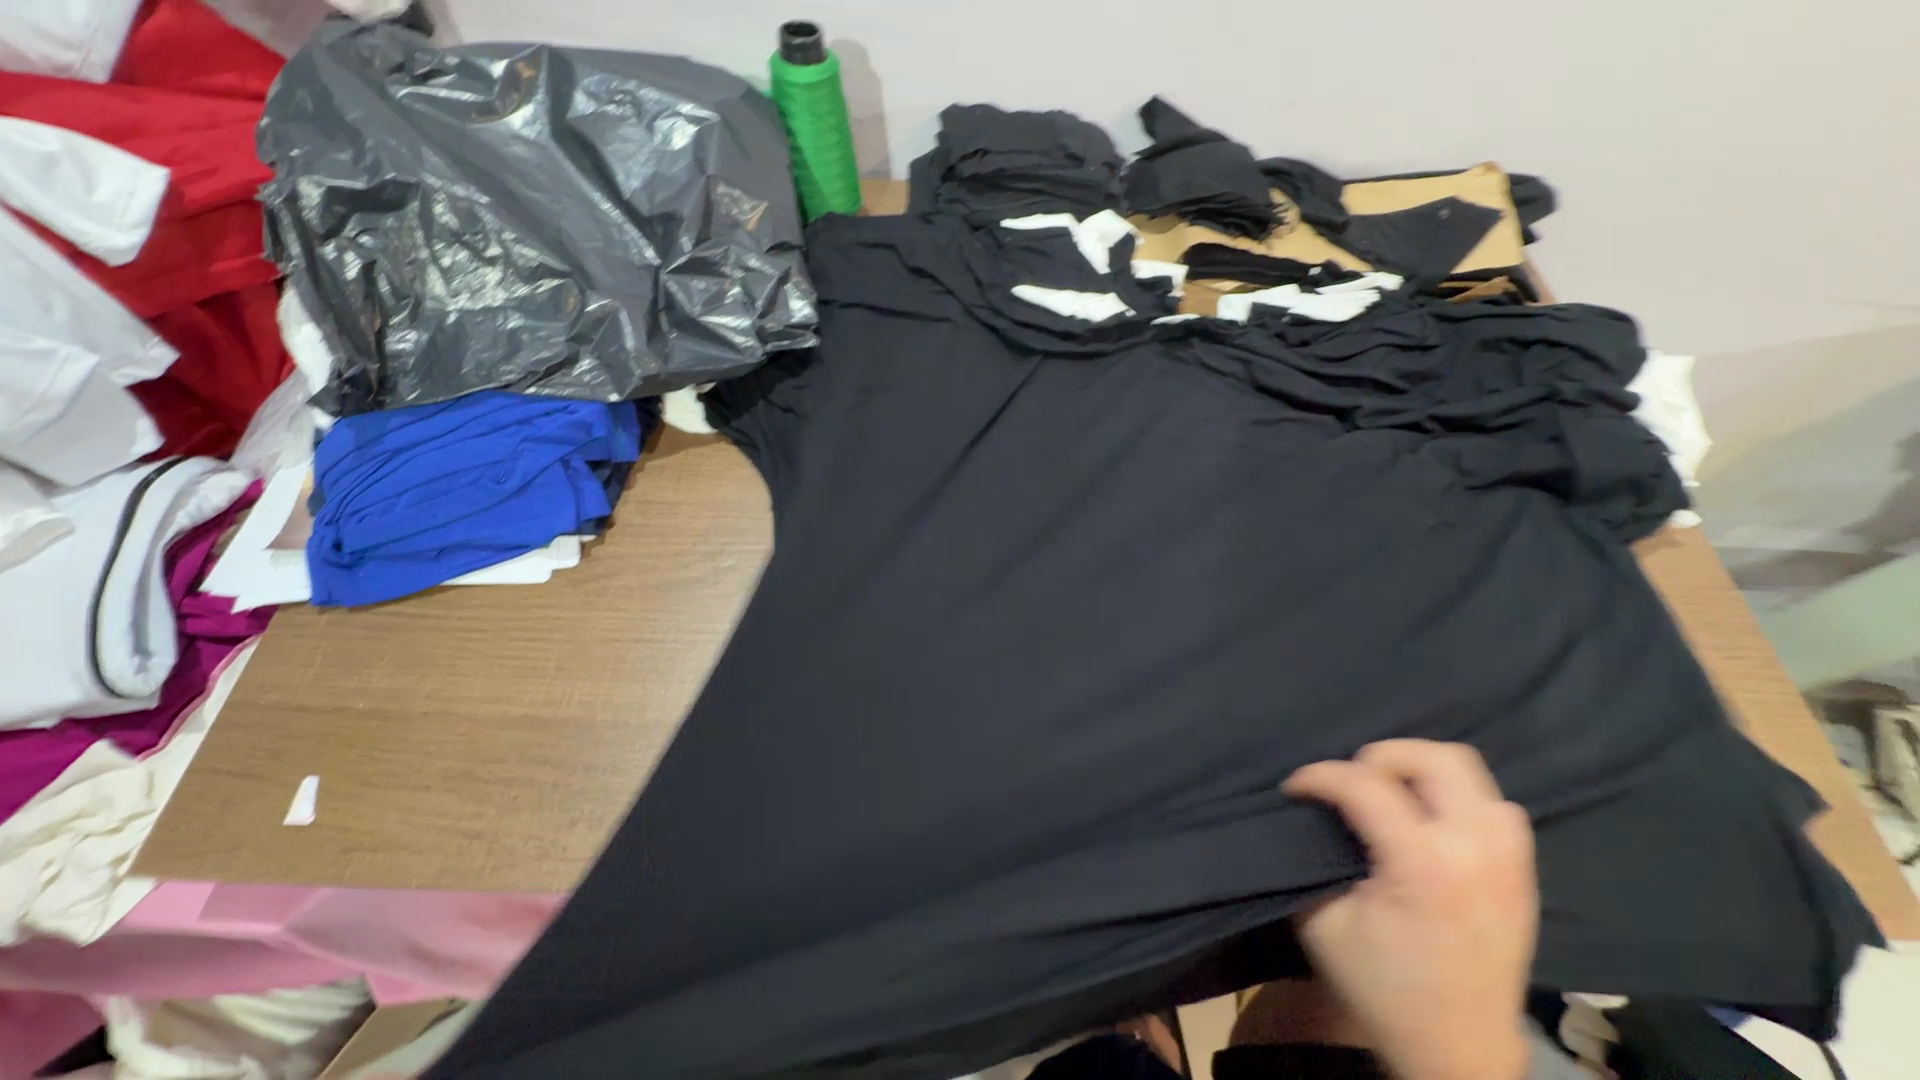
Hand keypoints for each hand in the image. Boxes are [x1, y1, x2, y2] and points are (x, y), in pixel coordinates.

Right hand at [1283, 740, 1537, 1079]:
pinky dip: (1459, 797)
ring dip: (1421, 772)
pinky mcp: (1524, 872)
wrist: (1459, 1048)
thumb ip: (1312, 861)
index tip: (1295, 788)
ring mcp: (1509, 858)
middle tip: (1349, 781)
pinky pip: (1496, 805)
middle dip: (1378, 757)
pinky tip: (1431, 821)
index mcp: (1424, 866)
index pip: (1365, 785)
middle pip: (1434, 758)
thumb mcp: (1323, 925)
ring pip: (1470, 772)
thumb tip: (1305, 816)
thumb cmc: (1383, 987)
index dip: (1319, 776)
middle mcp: (1476, 849)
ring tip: (1390, 794)